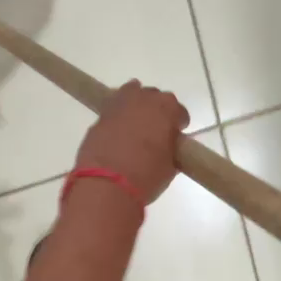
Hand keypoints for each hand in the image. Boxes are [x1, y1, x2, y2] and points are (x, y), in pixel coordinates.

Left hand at [73, 80, 189, 202]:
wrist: (106, 185)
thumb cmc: (145, 177)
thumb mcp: (169, 168)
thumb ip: (170, 151)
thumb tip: (165, 149)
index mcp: (167, 108)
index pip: (179, 113)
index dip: (177, 127)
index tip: (175, 141)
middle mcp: (144, 98)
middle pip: (155, 100)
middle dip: (156, 114)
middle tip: (154, 136)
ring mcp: (120, 103)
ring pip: (132, 96)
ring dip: (136, 108)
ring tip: (135, 129)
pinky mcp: (100, 114)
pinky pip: (114, 109)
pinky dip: (118, 118)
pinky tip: (117, 134)